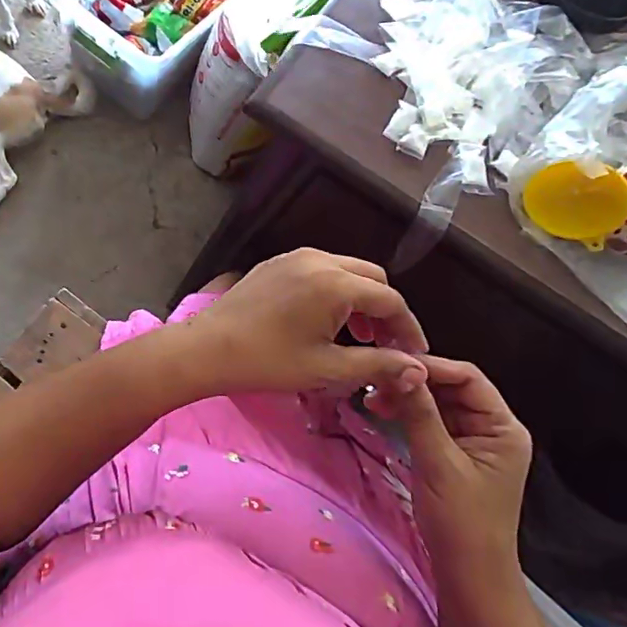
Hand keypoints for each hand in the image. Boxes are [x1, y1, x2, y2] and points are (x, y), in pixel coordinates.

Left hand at [168, 249, 429, 399]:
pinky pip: (319, 269)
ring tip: (357, 336)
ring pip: (346, 271)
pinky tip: (325, 320)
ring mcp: (294, 257)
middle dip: (385, 310)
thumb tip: (419, 369)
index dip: (408, 329)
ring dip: (360, 299)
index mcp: (336, 283)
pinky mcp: (276, 262)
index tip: (413, 355)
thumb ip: (378, 364)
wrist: (208, 348)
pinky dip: (334, 291)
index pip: (390, 300)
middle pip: (372, 277)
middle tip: (386, 345)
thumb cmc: (268, 361)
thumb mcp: (328, 368)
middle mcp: (319, 259)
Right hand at [369, 357, 531, 576]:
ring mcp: (472, 441)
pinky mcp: (453, 453)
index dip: (431, 366)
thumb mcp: (438, 462)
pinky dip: (407, 414)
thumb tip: (400, 369)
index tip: (392, 362)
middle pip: (451, 387)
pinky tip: (381, 411)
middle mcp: (491, 428)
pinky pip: (429, 421)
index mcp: (503, 428)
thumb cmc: (462, 521)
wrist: (469, 576)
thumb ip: (420, 413)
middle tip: (375, 379)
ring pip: (437, 403)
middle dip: (414, 381)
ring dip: (406, 397)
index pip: (468, 378)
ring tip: (372, 397)